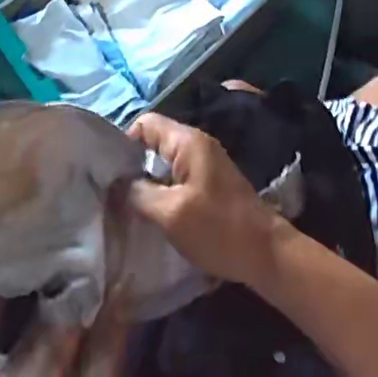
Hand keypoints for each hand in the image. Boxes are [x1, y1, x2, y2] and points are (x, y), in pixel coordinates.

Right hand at [125, 113, 289, 285]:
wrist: (266, 254)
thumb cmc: (218, 229)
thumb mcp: (171, 213)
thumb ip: (139, 193)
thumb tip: (119, 183)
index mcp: (188, 141)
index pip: (146, 123)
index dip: (125, 143)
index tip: (112, 172)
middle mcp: (196, 144)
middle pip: (154, 141)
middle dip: (134, 163)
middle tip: (116, 190)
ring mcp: (205, 162)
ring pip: (165, 161)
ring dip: (148, 179)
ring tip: (130, 203)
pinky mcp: (210, 182)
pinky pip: (177, 175)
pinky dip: (163, 189)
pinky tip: (154, 211)